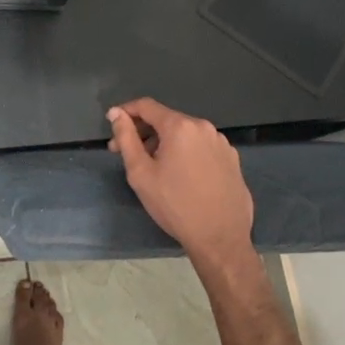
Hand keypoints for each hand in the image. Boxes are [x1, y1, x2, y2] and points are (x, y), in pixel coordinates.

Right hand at [107, 98, 253, 267]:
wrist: (220, 238)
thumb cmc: (174, 205)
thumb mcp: (141, 173)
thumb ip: (126, 138)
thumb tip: (117, 113)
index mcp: (180, 127)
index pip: (147, 106)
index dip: (126, 112)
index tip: (112, 124)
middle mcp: (204, 127)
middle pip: (167, 119)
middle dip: (143, 132)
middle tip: (125, 153)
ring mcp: (221, 143)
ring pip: (185, 134)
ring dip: (165, 143)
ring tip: (154, 167)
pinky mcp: (232, 159)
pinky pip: (201, 147)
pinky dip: (185, 153)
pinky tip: (181, 175)